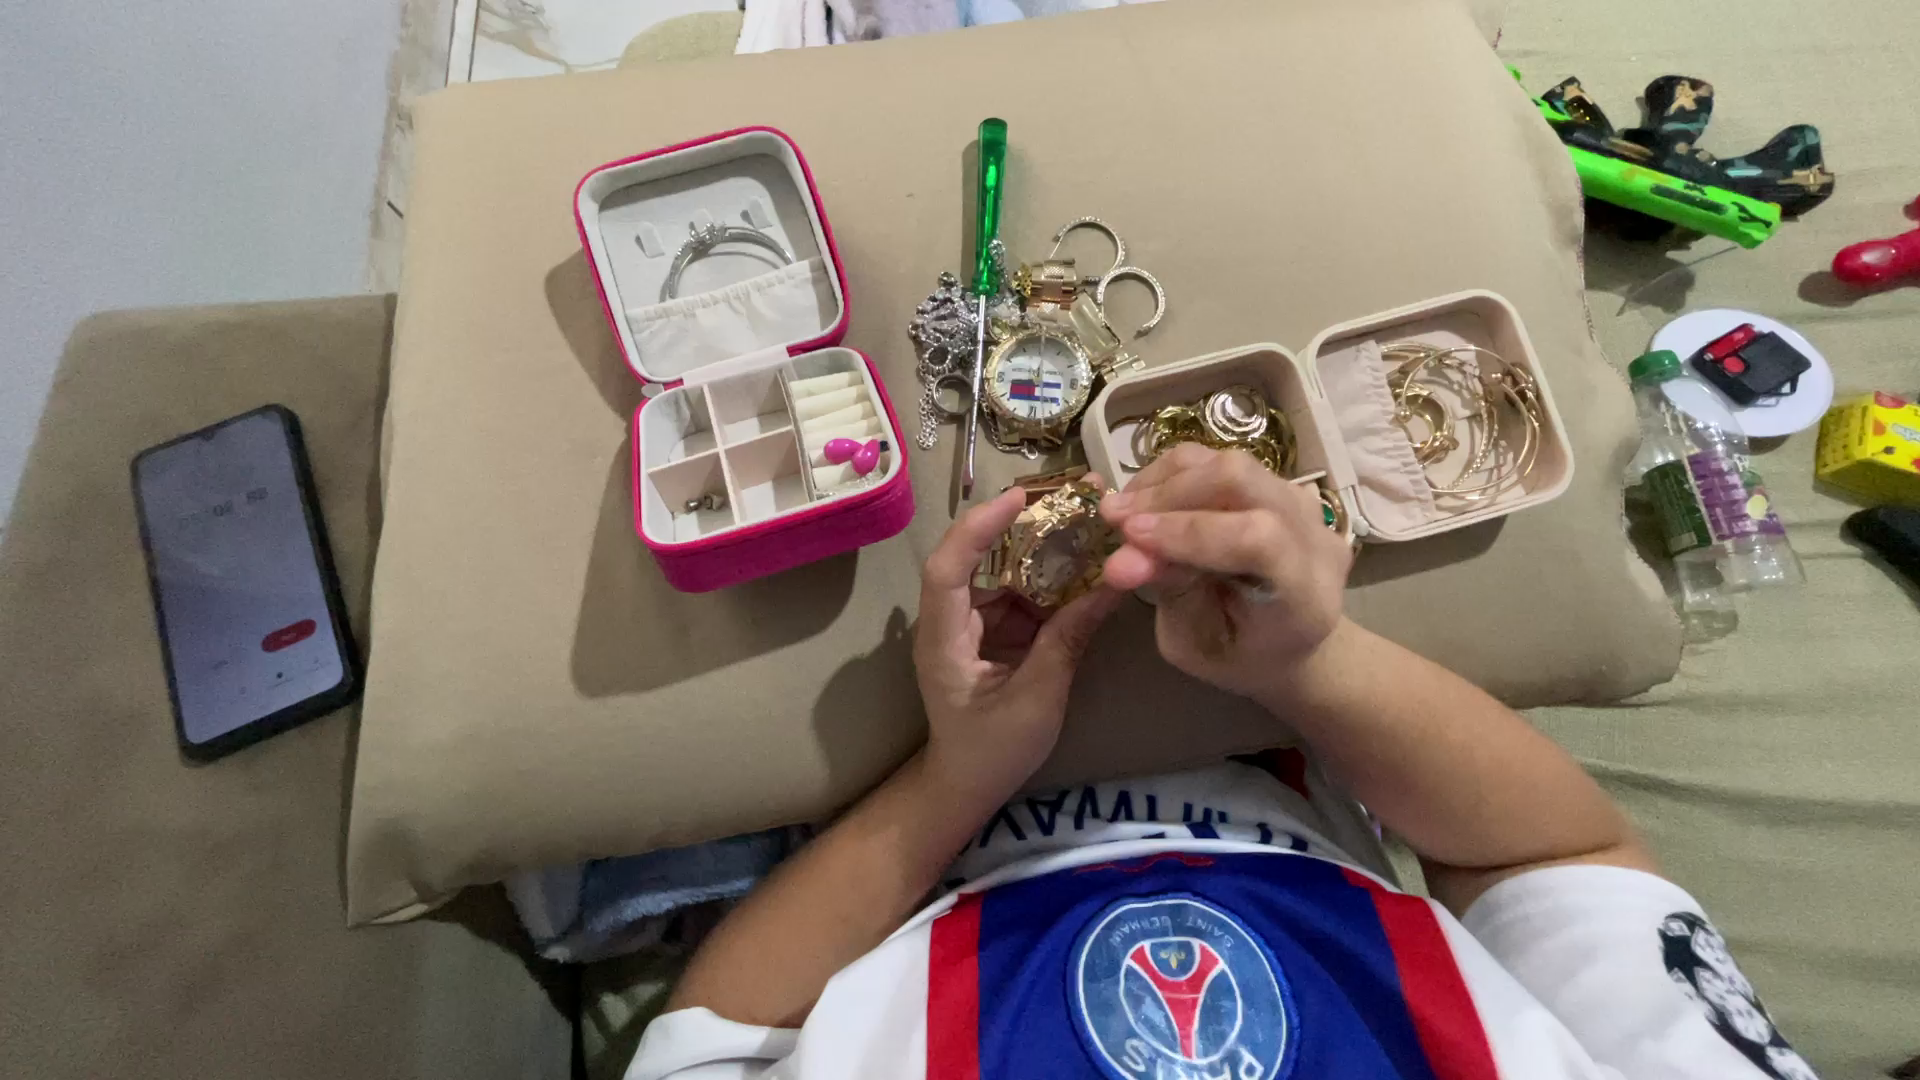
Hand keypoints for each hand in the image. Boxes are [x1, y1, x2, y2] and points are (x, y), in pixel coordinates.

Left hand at [913, 483, 1123, 799]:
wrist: (966, 783)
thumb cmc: (992, 750)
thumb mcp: (1037, 699)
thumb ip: (1068, 640)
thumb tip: (1111, 585)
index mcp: (943, 639)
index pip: (947, 568)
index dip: (978, 528)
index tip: (1019, 498)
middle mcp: (948, 620)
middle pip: (976, 557)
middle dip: (1020, 525)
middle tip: (1070, 495)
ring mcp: (968, 622)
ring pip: (1001, 571)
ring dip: (1040, 549)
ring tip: (1085, 523)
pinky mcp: (988, 629)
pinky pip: (1016, 593)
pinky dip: (1047, 581)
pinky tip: (1082, 566)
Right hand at [1099, 444, 1351, 705]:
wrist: (1286, 642)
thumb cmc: (1238, 655)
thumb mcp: (1194, 643)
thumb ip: (1169, 594)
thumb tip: (1119, 560)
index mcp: (1304, 593)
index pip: (1257, 538)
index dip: (1188, 530)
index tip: (1128, 535)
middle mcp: (1313, 535)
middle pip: (1242, 479)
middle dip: (1168, 494)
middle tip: (1114, 517)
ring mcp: (1300, 502)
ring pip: (1226, 462)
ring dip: (1162, 481)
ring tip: (1122, 510)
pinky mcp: (1276, 484)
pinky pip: (1219, 460)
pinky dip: (1171, 474)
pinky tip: (1143, 501)